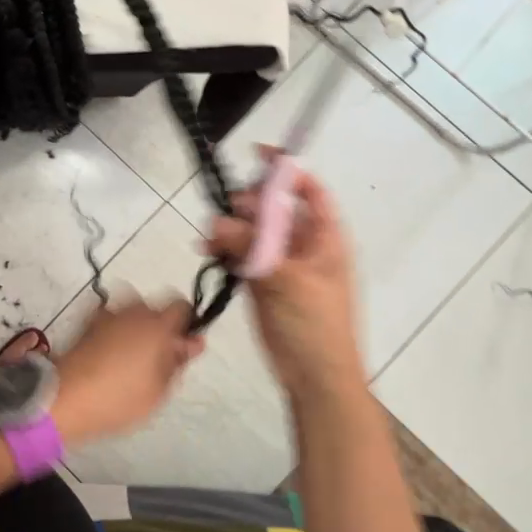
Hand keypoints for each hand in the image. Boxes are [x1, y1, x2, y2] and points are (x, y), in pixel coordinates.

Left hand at [49, 295, 204, 442]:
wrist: (67, 397)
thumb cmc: (120, 398)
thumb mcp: (159, 389)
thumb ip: (178, 361)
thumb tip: (195, 341)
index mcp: (156, 325)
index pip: (180, 306)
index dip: (185, 323)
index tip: (182, 345)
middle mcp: (132, 311)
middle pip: (154, 308)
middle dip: (159, 327)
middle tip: (156, 358)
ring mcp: (107, 314)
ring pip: (131, 312)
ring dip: (137, 327)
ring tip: (132, 357)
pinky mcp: (88, 321)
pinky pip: (112, 319)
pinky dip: (116, 329)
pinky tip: (111, 355)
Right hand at [206, 149, 363, 397]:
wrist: (315, 378)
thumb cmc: (315, 327)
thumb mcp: (286, 282)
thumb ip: (252, 248)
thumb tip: (217, 222)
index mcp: (324, 238)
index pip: (308, 190)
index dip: (286, 169)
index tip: (256, 153)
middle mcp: (303, 244)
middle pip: (273, 207)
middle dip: (246, 204)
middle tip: (223, 213)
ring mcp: (281, 263)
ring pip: (252, 230)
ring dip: (230, 228)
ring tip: (209, 239)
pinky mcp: (263, 281)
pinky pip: (241, 254)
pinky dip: (224, 249)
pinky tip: (207, 251)